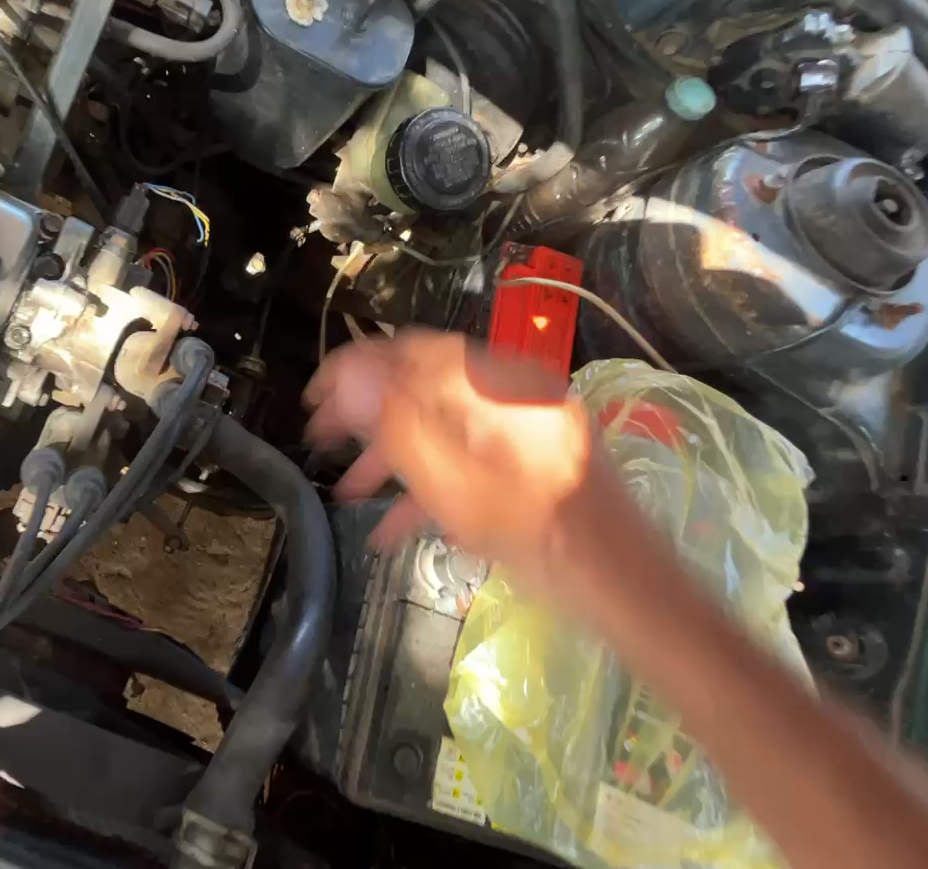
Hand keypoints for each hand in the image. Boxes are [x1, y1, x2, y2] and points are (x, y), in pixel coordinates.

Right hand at [303, 330, 630, 589]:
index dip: (349, 370)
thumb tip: (349, 374)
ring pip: (437, 426)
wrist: (615, 576)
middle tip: (321, 441)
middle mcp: (498, 389)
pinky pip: (465, 458)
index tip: (312, 400)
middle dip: (363, 417)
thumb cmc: (525, 521)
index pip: (402, 350)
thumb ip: (394, 417)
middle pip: (416, 388)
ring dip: (389, 457)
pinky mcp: (522, 460)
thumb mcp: (448, 470)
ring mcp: (513, 426)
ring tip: (347, 493)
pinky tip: (391, 527)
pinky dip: (427, 484)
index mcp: (483, 378)